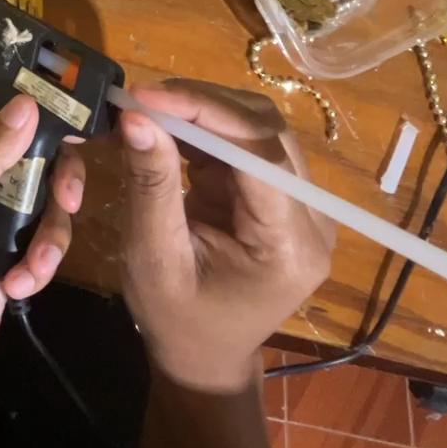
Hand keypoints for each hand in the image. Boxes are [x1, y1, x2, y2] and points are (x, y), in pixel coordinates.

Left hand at [0, 93, 84, 382]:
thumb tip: (27, 104)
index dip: (22, 104)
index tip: (68, 108)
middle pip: (29, 150)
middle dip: (55, 176)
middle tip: (68, 197)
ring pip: (45, 196)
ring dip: (50, 233)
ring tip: (35, 265)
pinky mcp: (12, 249)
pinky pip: (45, 238)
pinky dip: (40, 262)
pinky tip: (18, 285)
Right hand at [117, 79, 334, 392]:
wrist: (202, 352)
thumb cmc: (176, 316)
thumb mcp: (153, 255)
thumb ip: (150, 183)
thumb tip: (135, 115)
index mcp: (287, 244)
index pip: (259, 153)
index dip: (203, 113)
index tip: (142, 95)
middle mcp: (311, 217)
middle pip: (266, 130)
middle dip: (201, 104)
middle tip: (138, 99)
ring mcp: (299, 203)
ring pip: (258, 126)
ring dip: (202, 108)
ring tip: (147, 108)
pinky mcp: (276, 193)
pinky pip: (244, 140)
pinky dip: (202, 125)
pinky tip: (164, 124)